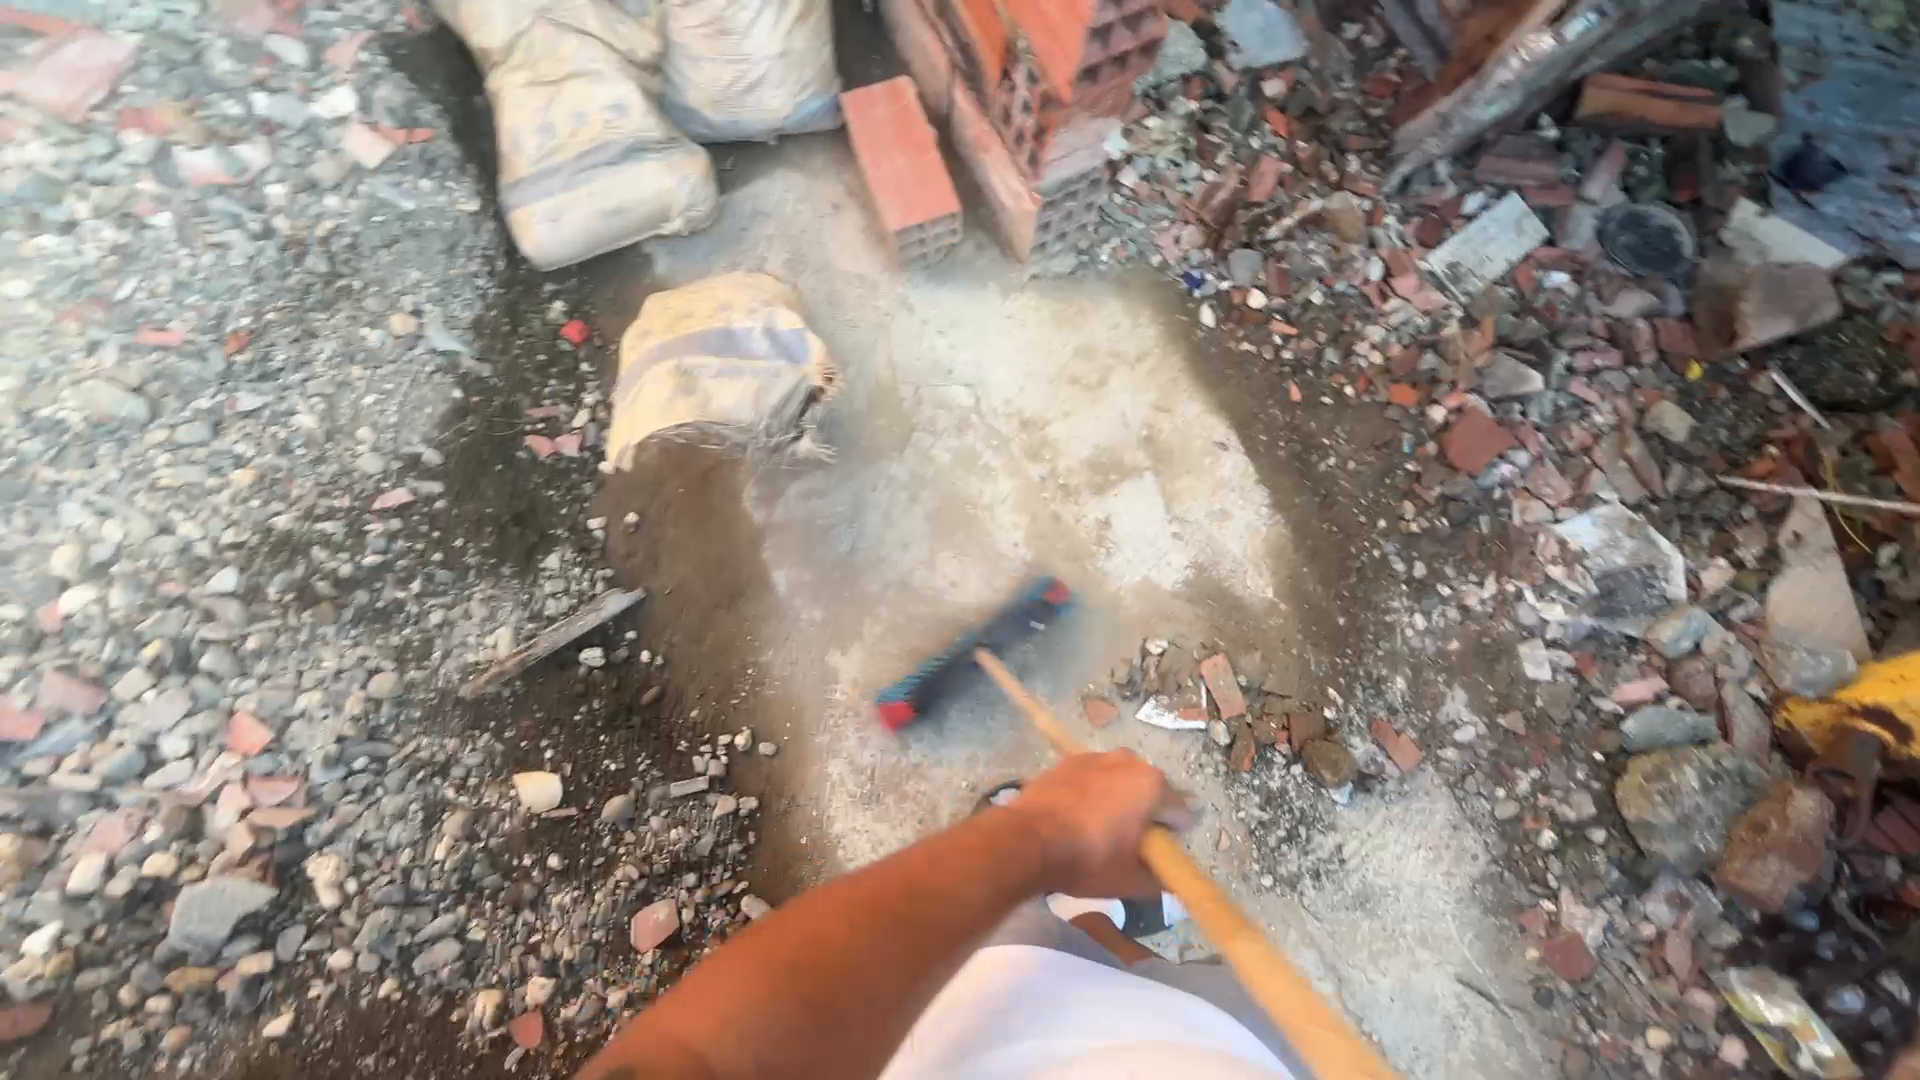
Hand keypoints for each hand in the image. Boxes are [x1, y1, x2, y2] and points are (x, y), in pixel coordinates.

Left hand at [1003, 750, 1192, 897]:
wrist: (1027, 838)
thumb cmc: (1087, 858)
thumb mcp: (1130, 881)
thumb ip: (1159, 883)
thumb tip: (1170, 886)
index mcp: (1152, 785)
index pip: (1180, 812)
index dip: (1174, 836)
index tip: (1159, 855)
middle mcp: (1128, 761)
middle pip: (1150, 790)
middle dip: (1147, 812)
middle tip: (1132, 842)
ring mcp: (1095, 757)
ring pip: (1120, 779)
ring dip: (1119, 798)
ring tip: (1103, 827)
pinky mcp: (1067, 761)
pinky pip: (1092, 777)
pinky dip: (1093, 792)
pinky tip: (1078, 815)